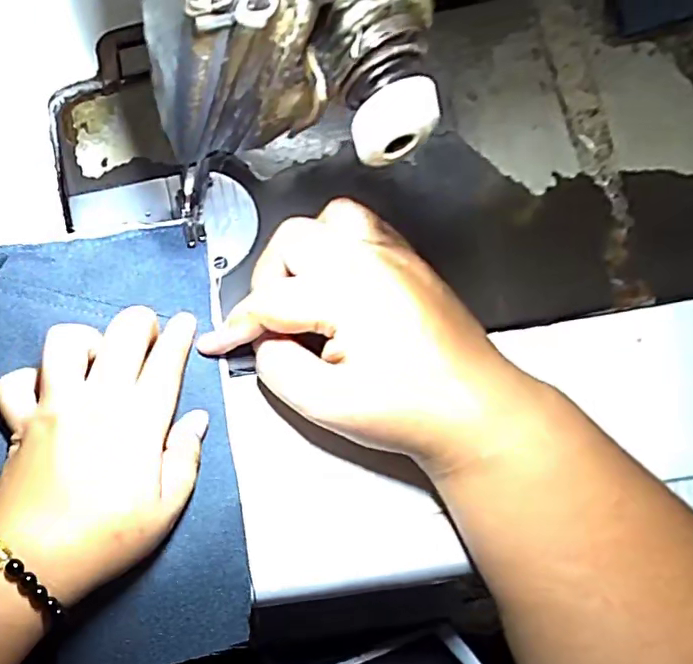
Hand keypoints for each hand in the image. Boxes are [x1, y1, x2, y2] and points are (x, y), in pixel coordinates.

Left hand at [0, 307, 209, 604]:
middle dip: (141, 322)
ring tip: (95, 360)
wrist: (37, 555)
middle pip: (122, 332)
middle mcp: (97, 399)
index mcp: (140, 419)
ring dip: (86, 340)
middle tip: (148, 337)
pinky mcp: (19, 419)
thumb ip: (185, 459)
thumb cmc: (108, 538)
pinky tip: (45, 394)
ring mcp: (54, 405)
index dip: (180, 336)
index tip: (185, 323)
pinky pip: (16, 380)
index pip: (165, 361)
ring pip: (65, 340)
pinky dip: (30, 379)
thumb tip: (196, 421)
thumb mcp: (165, 509)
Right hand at [196, 199, 547, 479]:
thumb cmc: (410, 409)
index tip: (220, 343)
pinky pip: (361, 233)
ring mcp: (395, 257)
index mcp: (347, 289)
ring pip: (328, 223)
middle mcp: (371, 259)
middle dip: (266, 281)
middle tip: (265, 323)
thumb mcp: (322, 403)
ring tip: (298, 300)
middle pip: (292, 240)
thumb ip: (276, 366)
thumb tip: (264, 343)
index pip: (269, 297)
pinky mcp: (409, 266)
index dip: (236, 324)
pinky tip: (332, 293)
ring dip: (301, 257)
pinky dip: (333, 254)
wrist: (472, 411)